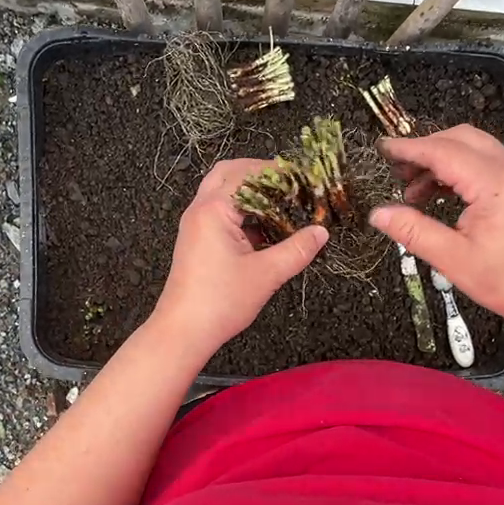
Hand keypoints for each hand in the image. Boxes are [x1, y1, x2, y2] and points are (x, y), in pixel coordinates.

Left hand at [151, 158, 327, 352]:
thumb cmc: (219, 302)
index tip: (302, 177)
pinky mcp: (197, 240)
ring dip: (250, 193)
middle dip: (259, 173)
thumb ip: (297, 249)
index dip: (277, 172)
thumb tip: (321, 233)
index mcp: (213, 210)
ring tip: (282, 204)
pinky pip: (220, 213)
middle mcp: (200, 210)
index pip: (247, 173)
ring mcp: (195, 225)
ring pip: (222, 193)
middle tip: (289, 183)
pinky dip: (242, 212)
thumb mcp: (266, 274)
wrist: (183, 331)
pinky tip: (266, 229)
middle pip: (228, 173)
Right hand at [368, 125, 503, 324]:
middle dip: (425, 149)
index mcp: (492, 181)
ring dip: (443, 160)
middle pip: (460, 139)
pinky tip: (444, 196)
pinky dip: (462, 170)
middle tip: (396, 171)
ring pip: (475, 149)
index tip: (382, 149)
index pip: (441, 151)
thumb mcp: (452, 258)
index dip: (408, 149)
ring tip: (415, 191)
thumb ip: (412, 231)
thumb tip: (378, 214)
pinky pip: (489, 163)